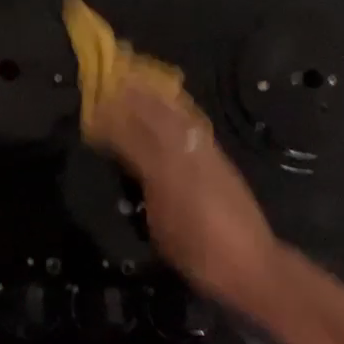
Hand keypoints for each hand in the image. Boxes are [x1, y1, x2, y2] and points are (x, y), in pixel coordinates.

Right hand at [89, 82, 280, 311]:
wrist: (250, 264)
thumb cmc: (198, 255)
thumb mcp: (160, 228)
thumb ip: (145, 190)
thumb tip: (131, 167)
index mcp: (164, 174)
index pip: (131, 138)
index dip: (111, 122)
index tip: (93, 110)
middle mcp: (185, 156)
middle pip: (154, 118)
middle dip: (132, 97)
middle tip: (112, 79)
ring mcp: (206, 154)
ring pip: (176, 115)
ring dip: (155, 96)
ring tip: (137, 79)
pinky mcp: (219, 157)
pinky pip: (193, 123)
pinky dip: (178, 107)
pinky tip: (170, 101)